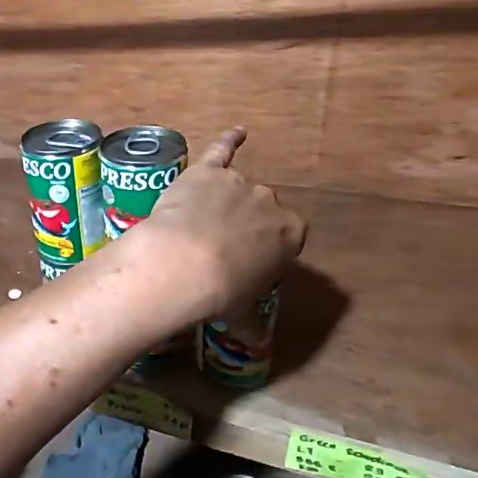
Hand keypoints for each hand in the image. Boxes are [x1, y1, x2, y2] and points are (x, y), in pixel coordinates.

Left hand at [102, 127, 305, 324]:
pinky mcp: (206, 172)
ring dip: (218, 203)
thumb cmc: (221, 292)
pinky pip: (221, 150)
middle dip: (240, 226)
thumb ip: (251, 324)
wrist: (186, 262)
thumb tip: (257, 344)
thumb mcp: (242, 314)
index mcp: (292, 234)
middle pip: (258, 210)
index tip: (245, 263)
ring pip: (233, 190)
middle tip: (214, 248)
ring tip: (194, 226)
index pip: (285, 237)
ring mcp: (238, 183)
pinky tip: (237, 132)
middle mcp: (270, 202)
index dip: (263, 249)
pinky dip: (228, 140)